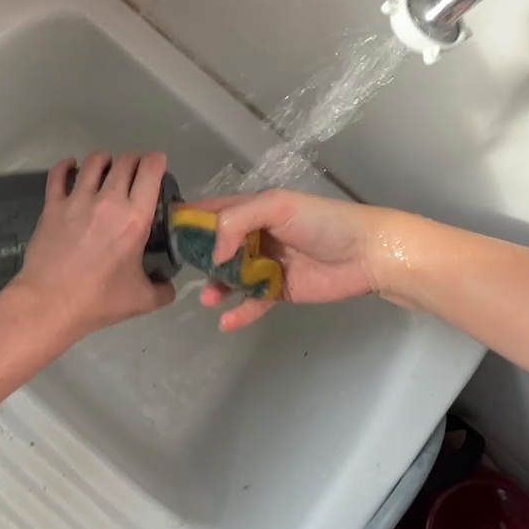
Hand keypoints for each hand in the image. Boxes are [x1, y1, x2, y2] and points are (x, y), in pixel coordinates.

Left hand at [8, 151, 176, 338]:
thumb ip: (163, 289)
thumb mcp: (142, 300)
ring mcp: (77, 200)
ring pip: (93, 162)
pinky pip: (58, 174)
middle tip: (136, 171)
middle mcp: (108, 201)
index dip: (157, 161)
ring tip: (107, 167)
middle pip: (125, 161)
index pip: (151, 171)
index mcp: (135, 218)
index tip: (158, 166)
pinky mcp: (52, 206)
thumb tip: (169, 284)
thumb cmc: (98, 301)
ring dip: (105, 159)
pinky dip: (66, 165)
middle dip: (134, 160)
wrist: (49, 304)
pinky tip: (71, 166)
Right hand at [190, 189, 398, 330]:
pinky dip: (238, 312)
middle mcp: (254, 236)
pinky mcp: (279, 291)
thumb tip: (212, 254)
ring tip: (208, 297)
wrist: (368, 254)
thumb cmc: (322, 222)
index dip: (187, 220)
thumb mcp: (276, 207)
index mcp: (252, 210)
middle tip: (175, 269)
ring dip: (215, 286)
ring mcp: (266, 265)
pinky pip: (252, 303)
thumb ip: (236, 222)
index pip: (211, 212)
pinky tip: (225, 321)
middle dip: (195, 258)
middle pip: (215, 247)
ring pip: (230, 277)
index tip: (160, 231)